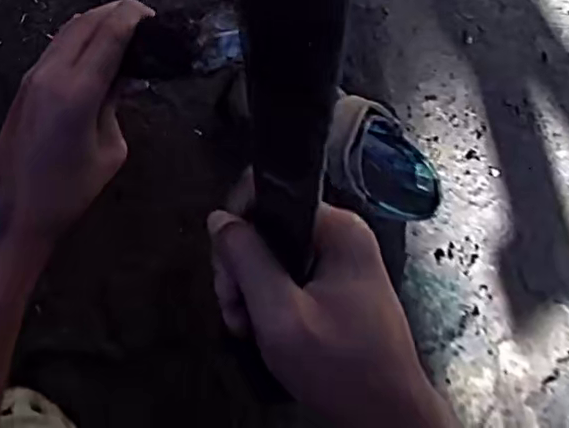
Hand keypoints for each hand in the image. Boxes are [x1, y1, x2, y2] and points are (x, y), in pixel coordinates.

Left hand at [0, 0, 152, 257]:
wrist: (13, 206)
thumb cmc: (68, 189)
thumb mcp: (109, 149)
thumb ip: (115, 104)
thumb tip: (121, 77)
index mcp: (76, 90)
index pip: (107, 35)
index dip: (131, 17)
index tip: (151, 14)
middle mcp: (50, 72)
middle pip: (84, 23)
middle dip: (114, 12)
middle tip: (142, 18)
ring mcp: (33, 74)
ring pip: (66, 31)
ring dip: (94, 21)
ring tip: (123, 27)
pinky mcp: (25, 81)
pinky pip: (56, 46)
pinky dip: (79, 37)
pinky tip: (96, 46)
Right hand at [209, 200, 456, 427]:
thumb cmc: (349, 378)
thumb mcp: (281, 315)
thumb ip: (245, 258)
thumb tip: (219, 220)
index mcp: (337, 230)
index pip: (262, 191)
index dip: (234, 221)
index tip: (226, 258)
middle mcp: (338, 236)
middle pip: (260, 223)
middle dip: (236, 262)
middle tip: (233, 299)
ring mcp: (335, 259)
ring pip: (264, 248)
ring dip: (244, 283)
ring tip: (243, 318)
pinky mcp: (330, 280)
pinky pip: (279, 269)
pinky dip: (260, 294)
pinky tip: (257, 321)